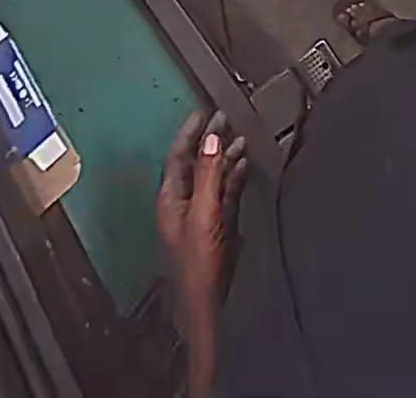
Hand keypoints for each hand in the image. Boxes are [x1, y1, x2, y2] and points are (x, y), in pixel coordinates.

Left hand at [157, 110, 248, 312]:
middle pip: (196, 162)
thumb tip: (211, 138)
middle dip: (209, 140)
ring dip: (224, 155)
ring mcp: (201, 212)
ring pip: (212, 174)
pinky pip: (225, 190)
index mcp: (172, 197)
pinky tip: (244, 164)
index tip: (202, 112)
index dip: (189, 132)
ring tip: (239, 137)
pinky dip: (234, 175)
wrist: (210, 304)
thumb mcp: (204, 212)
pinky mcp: (217, 222)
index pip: (179, 155)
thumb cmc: (200, 261)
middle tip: (223, 118)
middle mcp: (184, 201)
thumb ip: (208, 173)